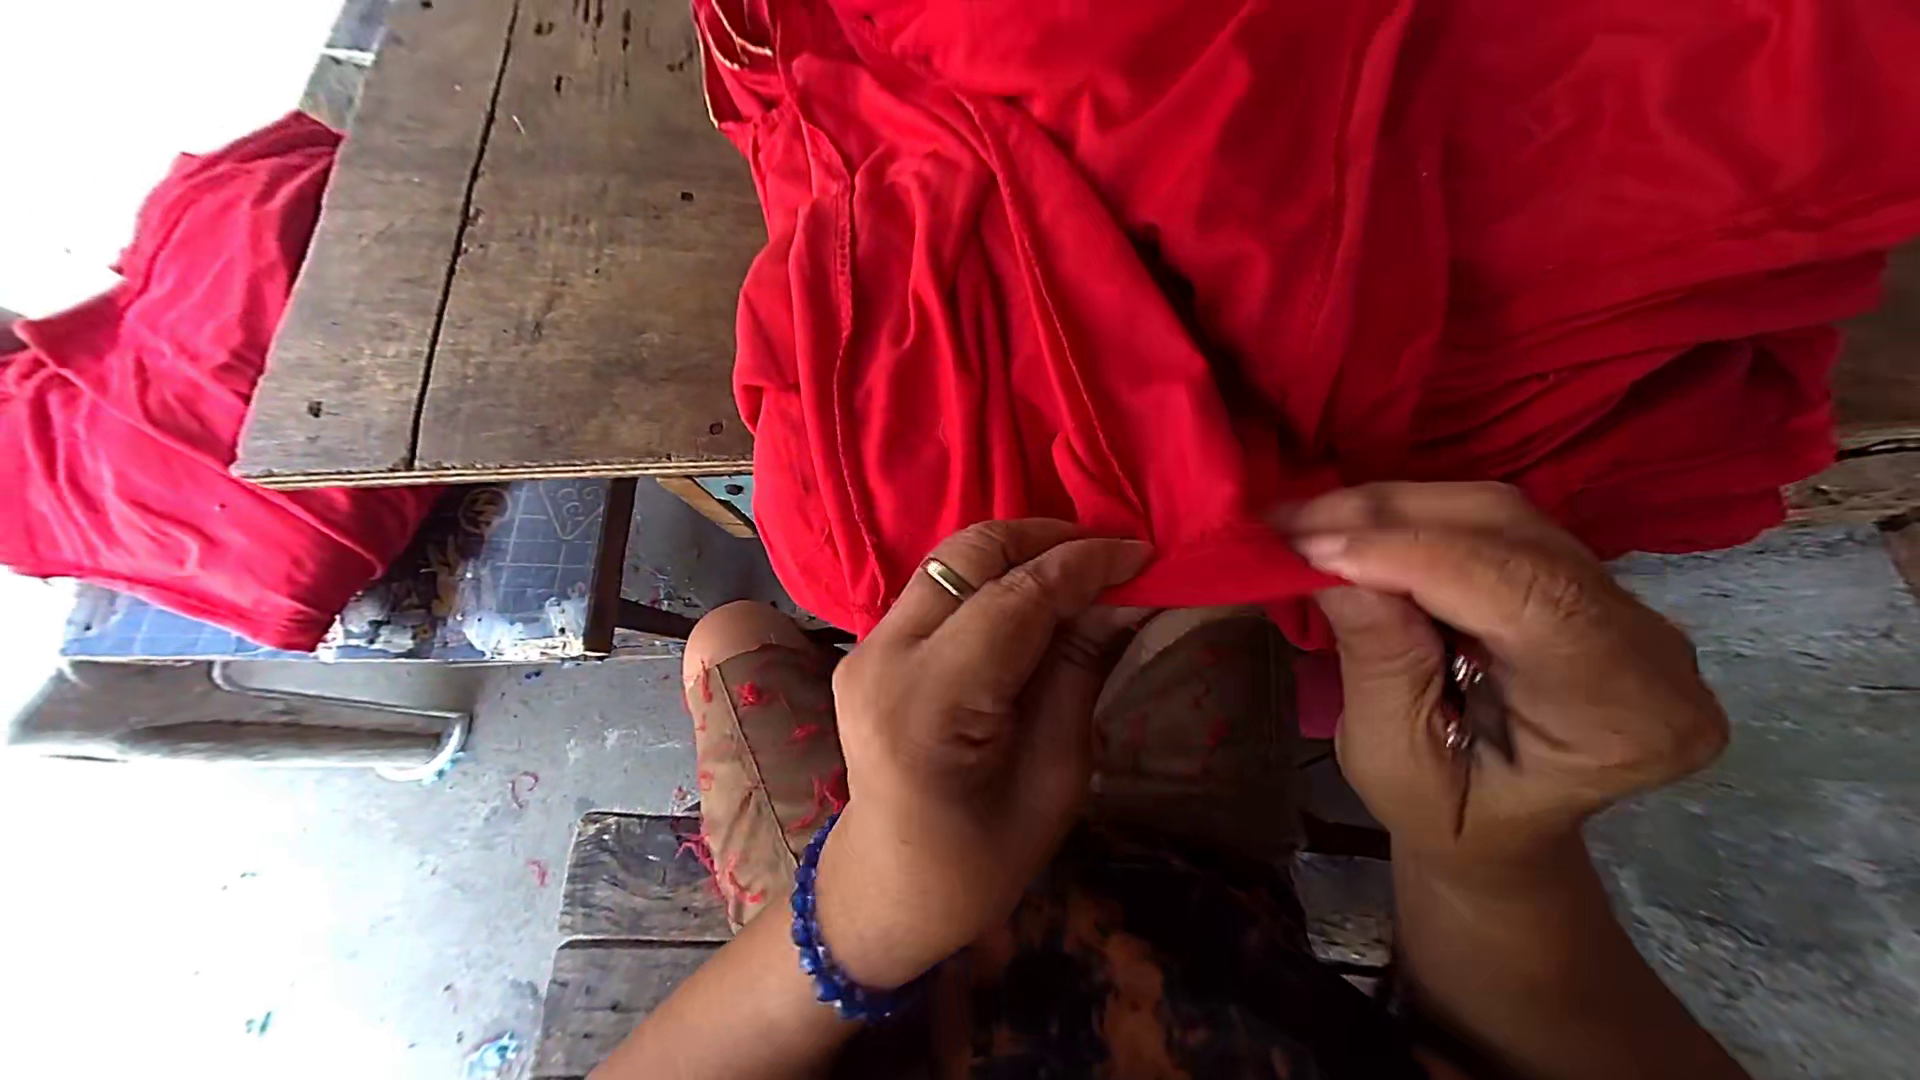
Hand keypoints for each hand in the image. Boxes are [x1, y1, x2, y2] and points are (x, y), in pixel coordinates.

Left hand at [813, 520, 1151, 988]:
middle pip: (968, 556)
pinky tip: (1031, 594)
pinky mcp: (866, 644)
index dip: (1082, 565)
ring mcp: (864, 645)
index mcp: (927, 704)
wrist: (889, 883)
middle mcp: (882, 657)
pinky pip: (936, 587)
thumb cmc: (980, 859)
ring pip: (949, 561)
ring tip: (1078, 569)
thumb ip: (1079, 671)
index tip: (1140, 554)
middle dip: (1045, 539)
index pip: (1013, 601)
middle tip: (1108, 554)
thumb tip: (1126, 597)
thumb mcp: (1054, 776)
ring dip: (1017, 552)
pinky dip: (989, 576)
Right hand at [1287, 483, 1728, 872]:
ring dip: (1387, 510)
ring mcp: (1617, 601)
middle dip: (1388, 520)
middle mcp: (1647, 643)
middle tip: (1290, 524)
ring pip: (1496, 513)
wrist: (1492, 823)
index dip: (1416, 558)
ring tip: (1305, 523)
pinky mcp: (1570, 576)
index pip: (1530, 598)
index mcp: (1625, 714)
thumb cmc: (1444, 812)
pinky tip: (1345, 527)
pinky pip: (1485, 521)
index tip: (1312, 550)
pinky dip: (1403, 516)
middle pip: (1514, 536)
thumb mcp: (1394, 756)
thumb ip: (1377, 662)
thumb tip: (1332, 568)